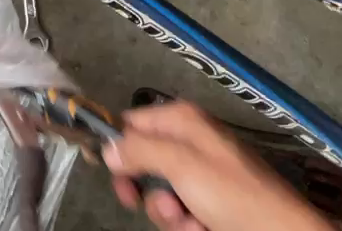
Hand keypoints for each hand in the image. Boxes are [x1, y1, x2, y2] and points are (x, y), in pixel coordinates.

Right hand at [103, 101, 332, 230]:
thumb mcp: (182, 165)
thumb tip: (106, 148)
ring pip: (161, 194)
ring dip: (170, 215)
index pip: (131, 122)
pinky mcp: (213, 208)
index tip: (106, 171)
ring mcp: (202, 178)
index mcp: (182, 121)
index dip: (116, 146)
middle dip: (148, 191)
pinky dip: (188, 228)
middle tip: (148, 204)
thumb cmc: (235, 196)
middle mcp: (189, 143)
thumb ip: (139, 151)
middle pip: (142, 163)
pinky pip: (183, 215)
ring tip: (192, 226)